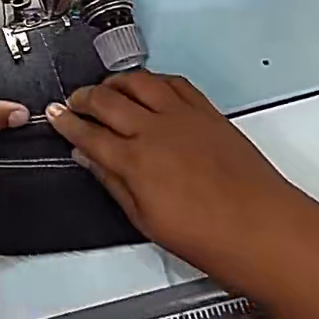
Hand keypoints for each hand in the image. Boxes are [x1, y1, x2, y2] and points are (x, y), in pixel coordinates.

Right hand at [46, 71, 318, 289]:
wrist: (265, 232)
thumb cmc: (207, 238)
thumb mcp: (146, 221)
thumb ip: (112, 182)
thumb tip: (87, 158)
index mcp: (135, 161)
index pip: (88, 133)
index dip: (66, 122)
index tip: (54, 115)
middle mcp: (155, 129)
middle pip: (107, 99)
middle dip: (83, 97)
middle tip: (73, 102)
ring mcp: (183, 115)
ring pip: (138, 81)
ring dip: (115, 81)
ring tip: (105, 89)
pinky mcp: (207, 111)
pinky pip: (174, 82)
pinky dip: (153, 80)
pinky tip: (147, 87)